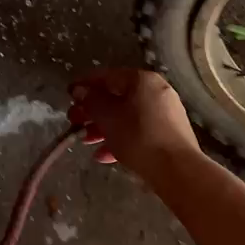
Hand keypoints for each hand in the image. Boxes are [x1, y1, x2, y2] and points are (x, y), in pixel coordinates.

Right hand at [67, 69, 199, 174]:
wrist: (176, 168)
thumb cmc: (138, 136)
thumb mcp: (107, 117)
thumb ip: (91, 101)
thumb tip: (80, 90)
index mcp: (142, 80)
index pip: (108, 76)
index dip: (85, 85)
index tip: (68, 95)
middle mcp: (156, 91)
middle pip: (118, 97)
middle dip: (93, 111)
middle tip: (74, 122)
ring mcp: (165, 113)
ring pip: (127, 116)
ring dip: (104, 127)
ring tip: (86, 141)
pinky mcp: (169, 134)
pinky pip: (139, 131)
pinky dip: (121, 139)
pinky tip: (104, 156)